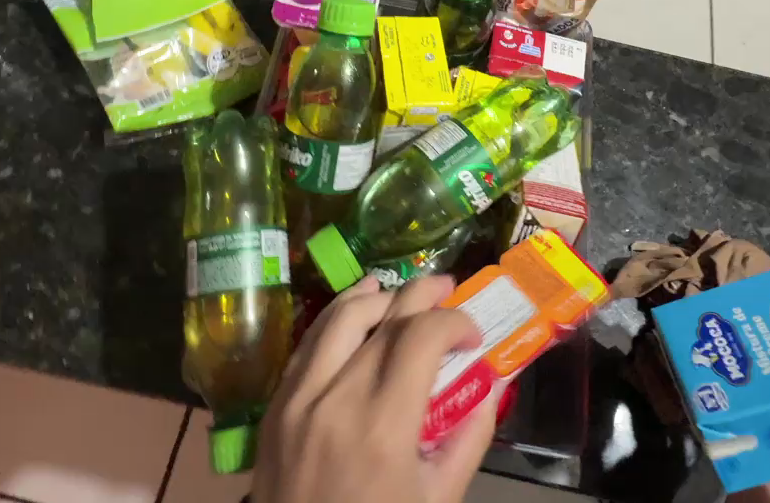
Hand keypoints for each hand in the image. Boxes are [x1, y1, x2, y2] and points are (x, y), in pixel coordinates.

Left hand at [252, 275, 499, 502]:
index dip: (453, 321)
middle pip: (384, 317)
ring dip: (377, 296)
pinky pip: (307, 343)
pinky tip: (356, 309)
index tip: (472, 333)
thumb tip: (493, 384)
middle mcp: (338, 400)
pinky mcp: (276, 404)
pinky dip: (336, 317)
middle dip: (421, 293)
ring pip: (339, 317)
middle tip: (446, 287)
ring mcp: (299, 398)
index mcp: (383, 428)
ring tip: (402, 292)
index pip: (421, 338)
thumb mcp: (436, 501)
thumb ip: (468, 439)